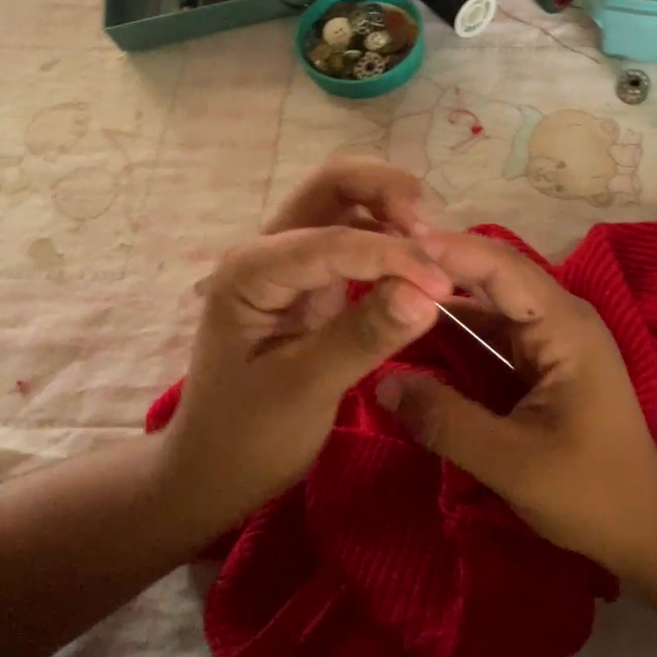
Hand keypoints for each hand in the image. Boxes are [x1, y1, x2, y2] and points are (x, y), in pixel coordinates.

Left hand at [159, 161, 449, 526]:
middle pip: (333, 185)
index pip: (333, 239)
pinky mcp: (311, 281)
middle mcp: (267, 250)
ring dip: (390, 209)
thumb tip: (428, 293)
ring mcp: (290, 262)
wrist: (212, 471)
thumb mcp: (307, 391)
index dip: (393, 255)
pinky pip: (353, 237)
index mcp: (251, 272)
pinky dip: (388, 238)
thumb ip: (364, 336)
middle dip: (387, 193)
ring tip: (434, 250)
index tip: (444, 287)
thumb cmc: (248, 437)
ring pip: (345, 202)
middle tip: (435, 235)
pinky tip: (416, 264)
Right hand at [374, 231, 656, 574]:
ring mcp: (553, 339)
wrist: (642, 526)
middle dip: (438, 267)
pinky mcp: (543, 362)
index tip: (389, 243)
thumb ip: (445, 420)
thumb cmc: (589, 491)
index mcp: (566, 326)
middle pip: (493, 276)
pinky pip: (493, 333)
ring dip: (442, 298)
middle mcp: (561, 318)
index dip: (446, 251)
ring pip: (489, 304)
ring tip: (383, 289)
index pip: (501, 267)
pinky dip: (456, 330)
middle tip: (374, 263)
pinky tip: (416, 329)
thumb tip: (379, 382)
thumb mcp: (510, 461)